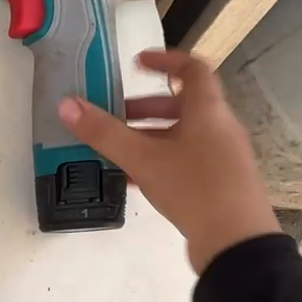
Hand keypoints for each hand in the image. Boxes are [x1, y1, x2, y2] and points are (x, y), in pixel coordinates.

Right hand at [58, 48, 280, 273]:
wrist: (234, 241)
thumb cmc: (193, 188)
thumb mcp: (142, 158)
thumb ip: (104, 133)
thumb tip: (66, 105)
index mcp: (208, 111)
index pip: (191, 70)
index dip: (165, 60)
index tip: (136, 62)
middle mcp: (219, 128)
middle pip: (183, 105)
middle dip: (145, 107)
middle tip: (116, 115)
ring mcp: (221, 157)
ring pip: (182, 136)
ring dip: (149, 137)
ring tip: (118, 150)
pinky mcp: (218, 184)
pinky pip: (185, 161)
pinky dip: (159, 161)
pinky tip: (134, 180)